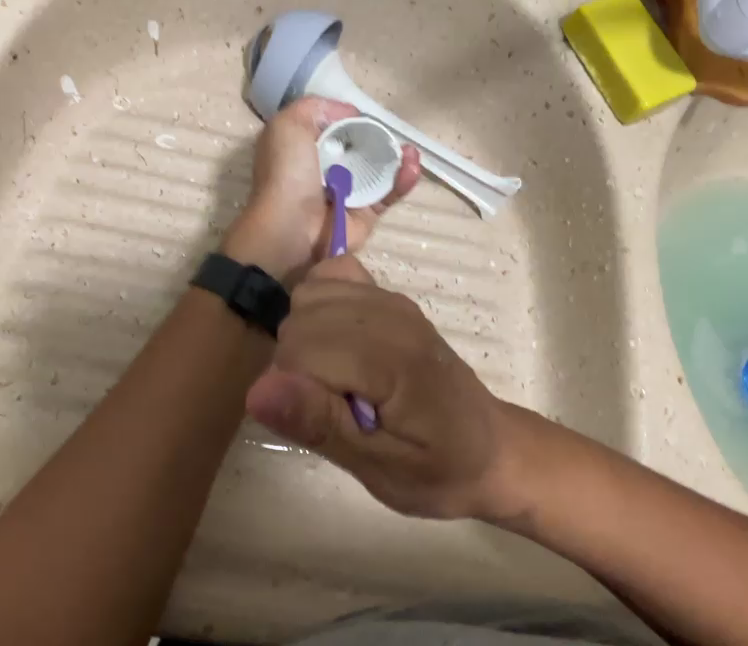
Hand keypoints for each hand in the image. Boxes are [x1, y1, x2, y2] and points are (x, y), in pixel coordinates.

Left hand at [221, 96, 419, 284]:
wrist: (291, 229)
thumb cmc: (287, 173)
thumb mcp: (288, 125)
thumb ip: (316, 108)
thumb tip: (350, 113)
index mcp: (301, 149)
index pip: (331, 128)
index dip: (349, 119)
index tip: (364, 115)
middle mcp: (324, 169)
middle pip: (359, 148)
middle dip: (379, 137)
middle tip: (393, 133)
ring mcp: (346, 192)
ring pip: (379, 170)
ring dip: (398, 158)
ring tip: (411, 152)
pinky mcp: (364, 214)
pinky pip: (387, 193)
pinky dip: (402, 180)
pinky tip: (412, 168)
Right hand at [244, 255, 523, 520]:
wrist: (490, 449)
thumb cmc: (437, 469)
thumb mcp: (380, 468)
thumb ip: (319, 424)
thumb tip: (257, 391)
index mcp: (393, 359)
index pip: (299, 348)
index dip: (293, 389)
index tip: (324, 422)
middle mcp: (391, 314)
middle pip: (299, 316)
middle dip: (296, 363)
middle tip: (333, 406)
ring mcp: (391, 298)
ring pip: (309, 293)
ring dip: (305, 335)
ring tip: (335, 379)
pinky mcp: (388, 295)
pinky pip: (331, 278)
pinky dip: (320, 306)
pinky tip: (338, 345)